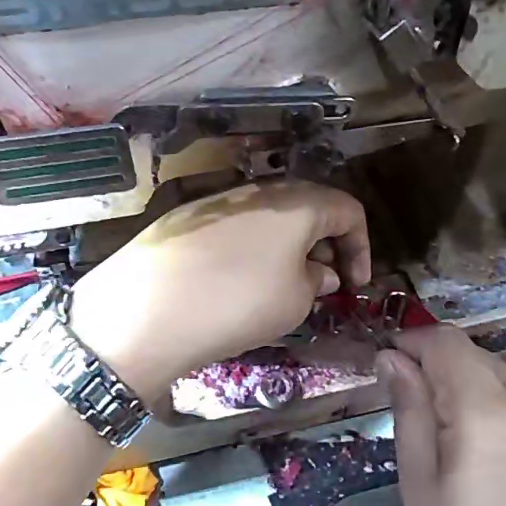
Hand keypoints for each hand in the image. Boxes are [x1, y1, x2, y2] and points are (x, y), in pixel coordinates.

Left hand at [71, 181, 369, 398]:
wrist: (143, 313)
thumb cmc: (238, 304)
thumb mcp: (296, 302)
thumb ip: (317, 280)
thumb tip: (319, 271)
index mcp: (297, 204)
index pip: (348, 210)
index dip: (361, 247)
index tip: (355, 284)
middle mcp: (259, 192)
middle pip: (309, 208)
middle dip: (326, 244)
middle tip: (323, 283)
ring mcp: (219, 202)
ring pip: (271, 217)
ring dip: (290, 247)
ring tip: (283, 285)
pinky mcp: (187, 218)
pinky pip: (238, 227)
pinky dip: (254, 249)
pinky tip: (240, 282)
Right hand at [376, 326, 505, 505]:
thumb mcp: (422, 490)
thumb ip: (410, 414)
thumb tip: (393, 360)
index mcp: (485, 407)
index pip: (447, 341)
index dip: (413, 342)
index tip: (386, 365)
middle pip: (477, 357)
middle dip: (439, 367)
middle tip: (411, 408)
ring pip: (505, 381)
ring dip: (470, 390)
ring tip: (449, 442)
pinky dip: (499, 412)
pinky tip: (491, 461)